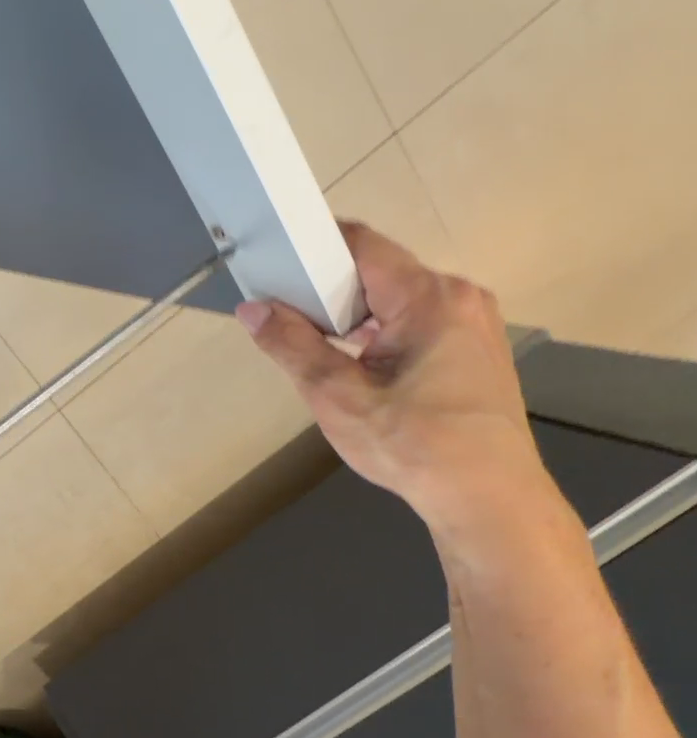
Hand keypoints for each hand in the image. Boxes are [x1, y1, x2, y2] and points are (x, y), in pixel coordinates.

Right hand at [238, 222, 545, 524]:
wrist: (484, 492)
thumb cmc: (412, 442)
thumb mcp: (336, 395)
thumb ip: (292, 346)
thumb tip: (252, 308)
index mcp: (428, 298)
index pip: (363, 245)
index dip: (313, 246)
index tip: (270, 259)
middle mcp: (457, 297)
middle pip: (375, 271)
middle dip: (323, 289)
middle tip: (279, 316)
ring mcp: (469, 321)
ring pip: (390, 298)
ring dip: (346, 315)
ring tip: (308, 346)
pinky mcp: (468, 346)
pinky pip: (408, 319)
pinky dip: (371, 331)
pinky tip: (348, 363)